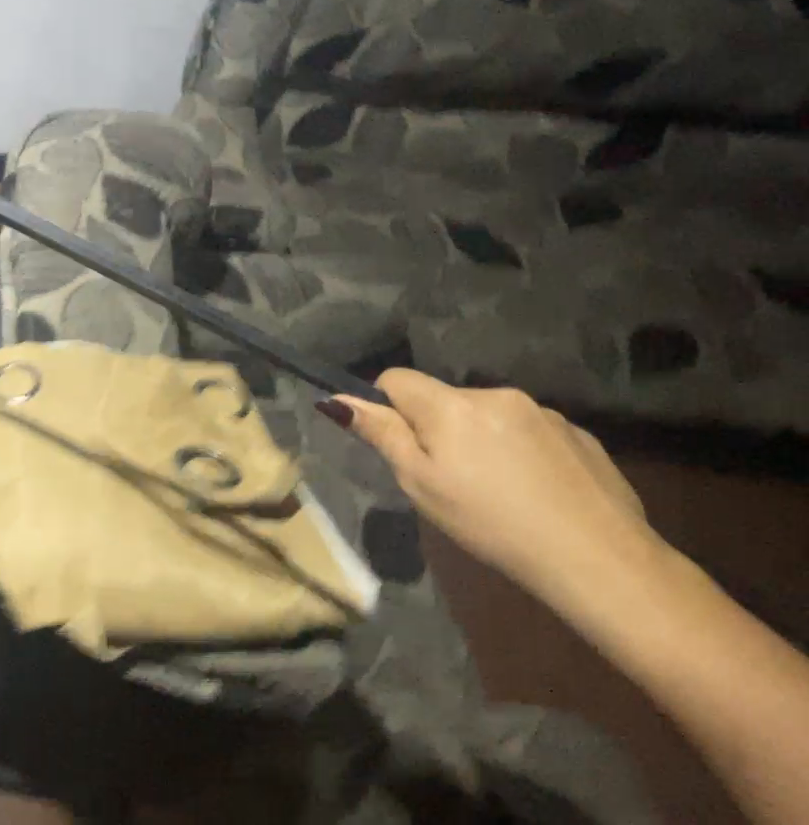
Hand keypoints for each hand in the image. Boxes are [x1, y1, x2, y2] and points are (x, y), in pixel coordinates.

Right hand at [325, 369, 658, 602]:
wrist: (599, 559)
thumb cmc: (490, 522)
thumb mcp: (419, 483)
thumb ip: (382, 435)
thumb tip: (338, 400)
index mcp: (450, 405)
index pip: (396, 379)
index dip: (385, 406)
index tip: (399, 445)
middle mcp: (496, 394)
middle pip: (443, 399)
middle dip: (435, 427)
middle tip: (447, 479)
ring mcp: (545, 413)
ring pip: (487, 416)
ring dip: (479, 438)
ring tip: (495, 489)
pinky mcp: (581, 435)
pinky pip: (529, 432)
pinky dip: (519, 452)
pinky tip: (533, 491)